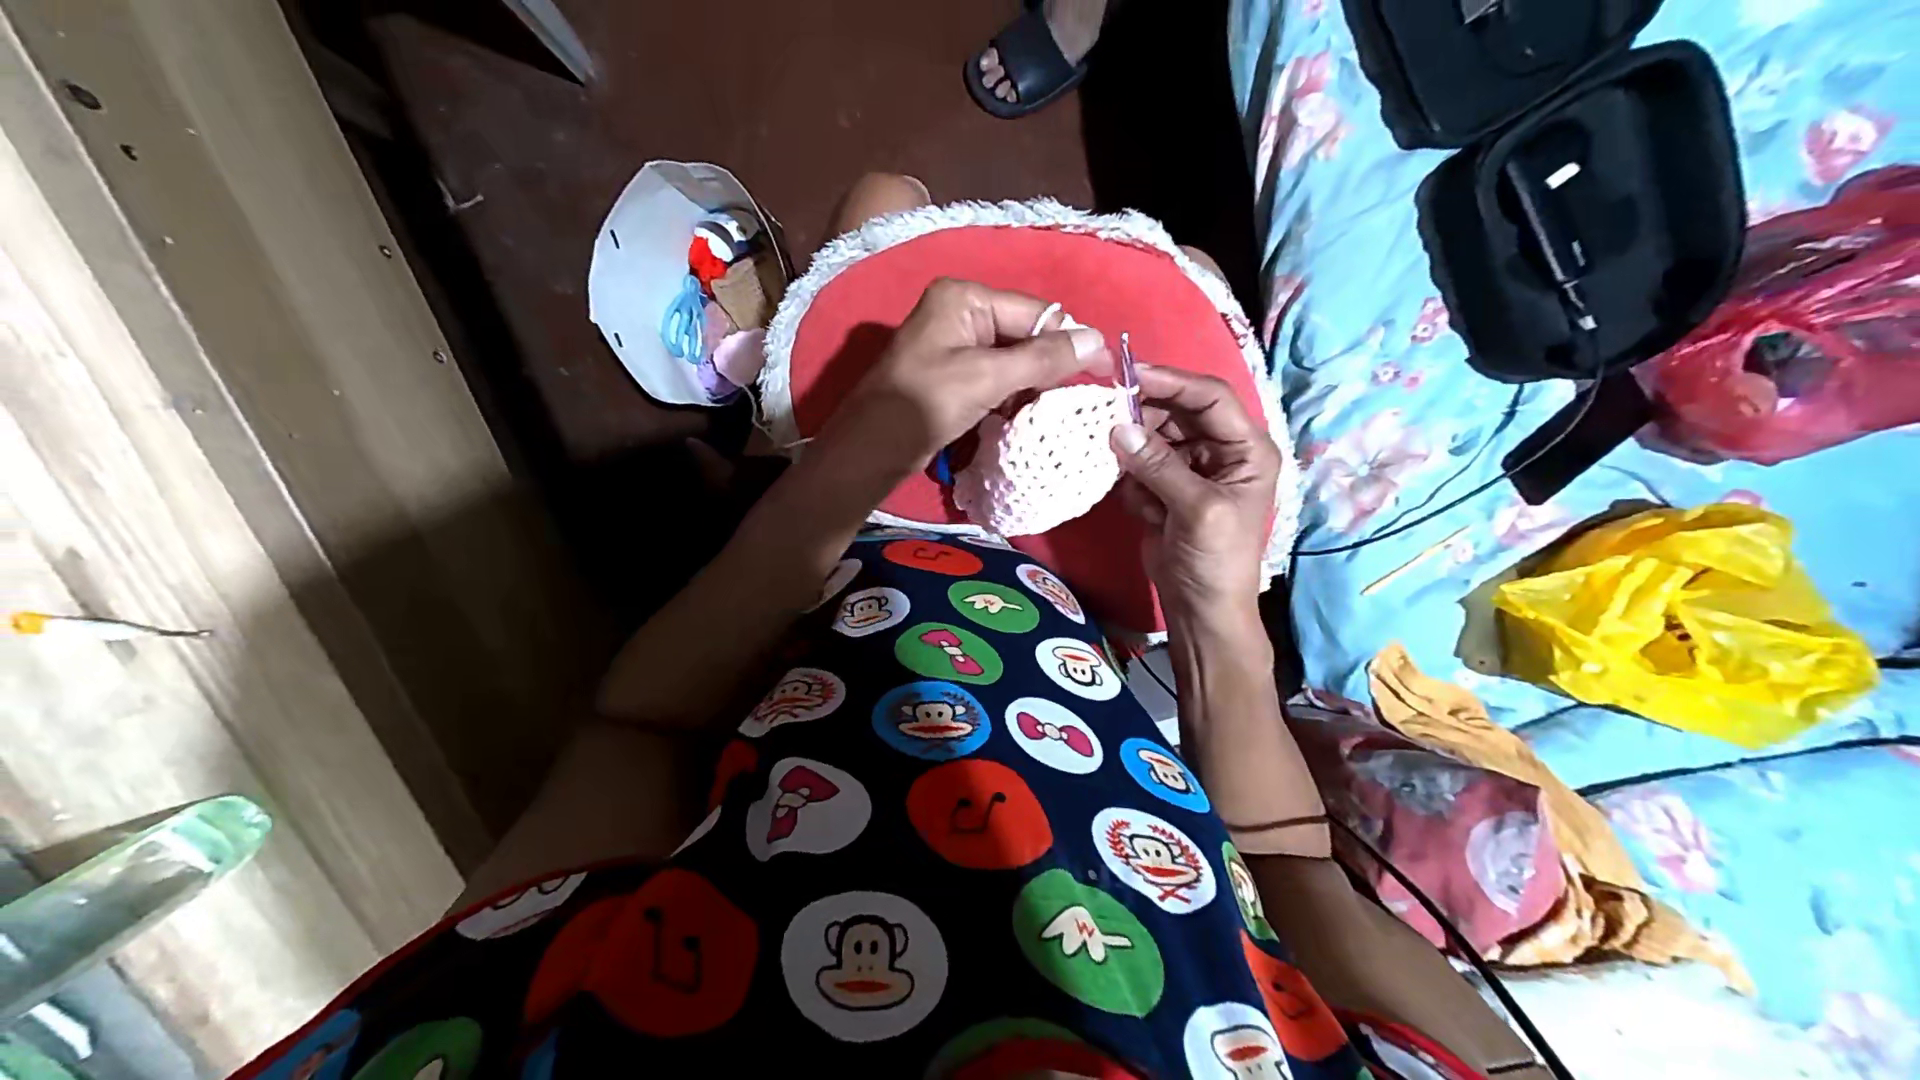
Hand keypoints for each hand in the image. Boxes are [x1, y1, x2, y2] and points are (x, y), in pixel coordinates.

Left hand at [831, 278, 1111, 467]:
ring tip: (1059, 409)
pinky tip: (1028, 414)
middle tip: (1082, 397)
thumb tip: (1097, 341)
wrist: (868, 451)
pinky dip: (1013, 395)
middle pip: (1025, 334)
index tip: (1104, 371)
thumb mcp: (986, 379)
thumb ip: (1042, 359)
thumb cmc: (922, 406)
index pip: (1035, 311)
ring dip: (1034, 384)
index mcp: (964, 298)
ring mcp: (954, 345)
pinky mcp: (952, 375)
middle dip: (1051, 365)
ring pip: (1012, 359)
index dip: (1071, 340)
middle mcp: (960, 313)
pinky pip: (995, 378)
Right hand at [1109, 365, 1279, 616]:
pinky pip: (1138, 464)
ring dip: (1134, 450)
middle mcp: (1219, 450)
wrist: (1200, 608)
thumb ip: (1159, 466)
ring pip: (1152, 436)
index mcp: (1246, 448)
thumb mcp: (1196, 510)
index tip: (1130, 374)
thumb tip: (1118, 428)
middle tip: (1107, 417)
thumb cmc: (1216, 559)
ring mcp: (1188, 468)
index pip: (1211, 398)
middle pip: (1178, 411)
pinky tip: (1141, 508)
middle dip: (1145, 415)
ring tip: (1123, 471)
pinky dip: (1130, 478)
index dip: (1173, 382)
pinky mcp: (1162, 486)